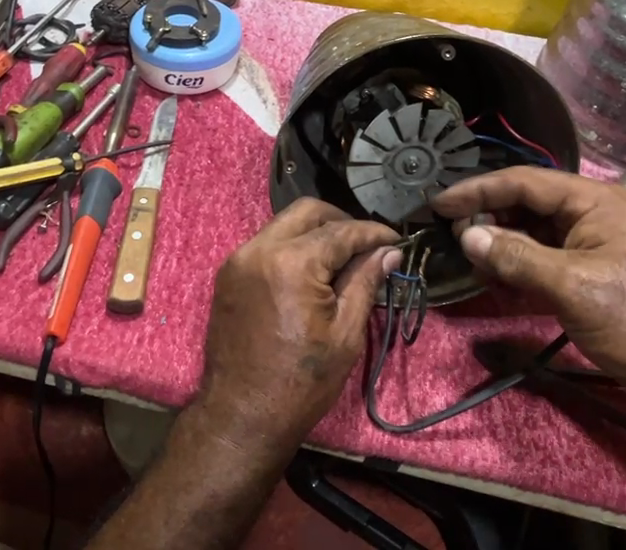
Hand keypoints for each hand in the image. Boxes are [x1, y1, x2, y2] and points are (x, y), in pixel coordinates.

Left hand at [194, 198, 400, 450]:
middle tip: (367, 244)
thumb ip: (364, 282)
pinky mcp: (229, 273)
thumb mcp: (345, 333)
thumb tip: (388, 252)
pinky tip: (311, 270)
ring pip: (284, 224)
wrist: (242, 414)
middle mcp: (260, 248)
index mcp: (292, 263)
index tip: (396, 239)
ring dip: (314, 232)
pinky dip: (291, 246)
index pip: (340, 231)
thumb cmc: (301, 381)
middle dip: (341, 221)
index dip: (372, 232)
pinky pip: (266, 243)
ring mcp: (239, 259)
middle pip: (307, 211)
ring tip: (342, 258)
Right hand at [430, 167, 625, 399]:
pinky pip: (548, 258)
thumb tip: (466, 235)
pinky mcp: (595, 273)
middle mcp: (594, 213)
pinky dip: (521, 266)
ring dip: (502, 245)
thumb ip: (516, 257)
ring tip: (468, 260)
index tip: (438, 204)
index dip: (477, 191)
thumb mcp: (572, 288)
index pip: (523, 182)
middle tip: (450, 235)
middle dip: (488, 218)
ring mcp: (596, 244)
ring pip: (535, 232)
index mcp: (595, 201)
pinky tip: (496, 279)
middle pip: (528, 204)